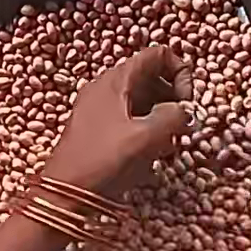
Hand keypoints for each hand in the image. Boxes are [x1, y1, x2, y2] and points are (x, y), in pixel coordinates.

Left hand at [42, 46, 192, 197]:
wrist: (64, 195)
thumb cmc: (102, 161)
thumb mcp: (145, 137)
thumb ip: (173, 117)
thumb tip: (185, 111)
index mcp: (115, 80)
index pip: (158, 55)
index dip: (181, 73)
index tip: (187, 103)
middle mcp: (106, 89)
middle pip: (152, 79)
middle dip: (174, 100)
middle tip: (182, 128)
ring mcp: (101, 111)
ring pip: (143, 102)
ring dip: (162, 119)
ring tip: (167, 145)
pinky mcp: (99, 132)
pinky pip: (131, 121)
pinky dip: (147, 132)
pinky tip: (152, 155)